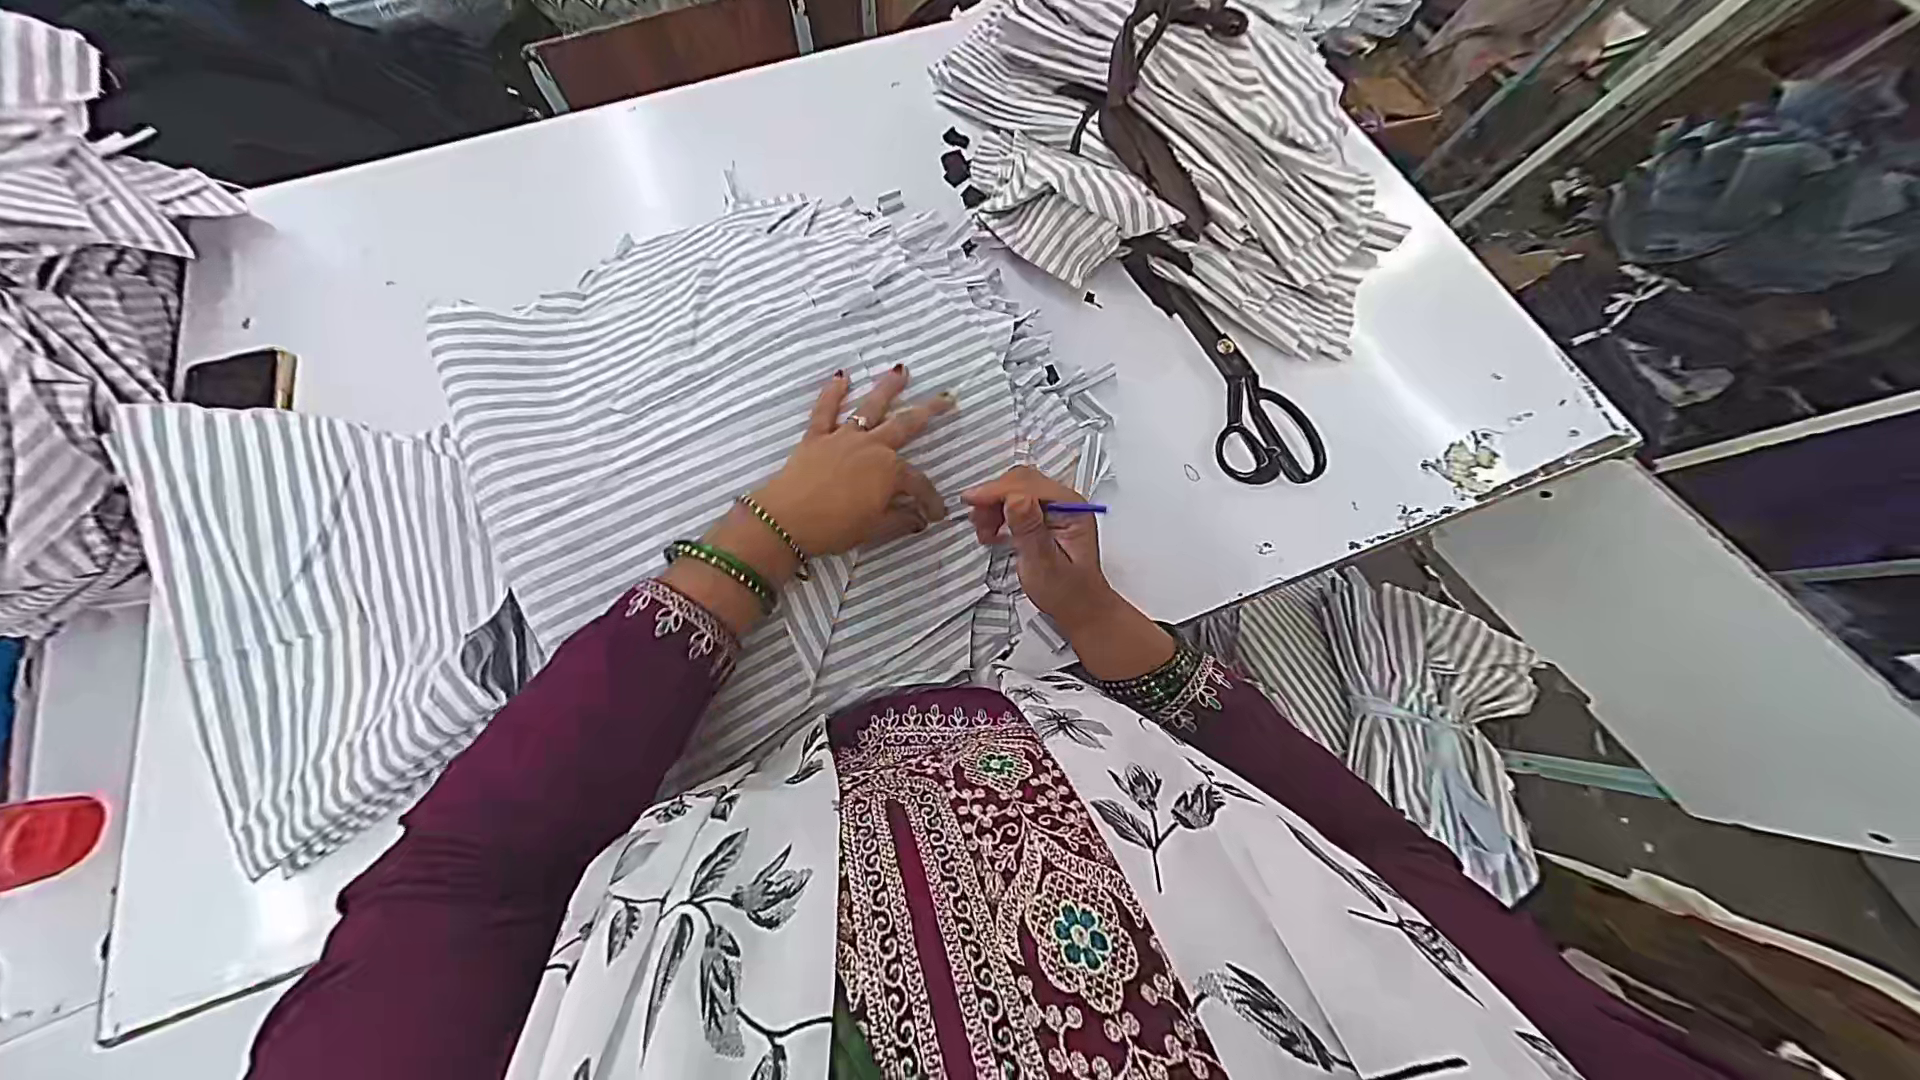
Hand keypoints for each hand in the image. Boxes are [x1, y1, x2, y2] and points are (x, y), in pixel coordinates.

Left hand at [663, 366, 953, 635]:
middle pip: (905, 425)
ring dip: (888, 388)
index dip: (930, 499)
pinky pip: (825, 410)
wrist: (787, 521)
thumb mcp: (875, 529)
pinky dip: (832, 392)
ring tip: (900, 370)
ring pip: (870, 408)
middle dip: (928, 412)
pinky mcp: (816, 437)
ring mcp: (843, 438)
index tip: (937, 514)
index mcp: (890, 471)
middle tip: (946, 398)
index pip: (918, 483)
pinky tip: (840, 376)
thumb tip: (920, 518)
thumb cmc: (835, 528)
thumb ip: (901, 519)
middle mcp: (872, 447)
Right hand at [961, 466, 1118, 632]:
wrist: (1079, 607)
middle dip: (993, 498)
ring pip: (1015, 490)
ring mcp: (1054, 507)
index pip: (1027, 486)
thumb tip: (1015, 499)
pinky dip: (999, 512)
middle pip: (1020, 482)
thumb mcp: (1043, 564)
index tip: (972, 501)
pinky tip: (992, 530)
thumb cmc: (1067, 592)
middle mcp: (1064, 502)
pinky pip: (1016, 502)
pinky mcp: (1043, 515)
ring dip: (994, 506)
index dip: (996, 491)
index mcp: (1070, 508)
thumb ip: (1029, 529)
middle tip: (977, 521)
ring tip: (985, 531)